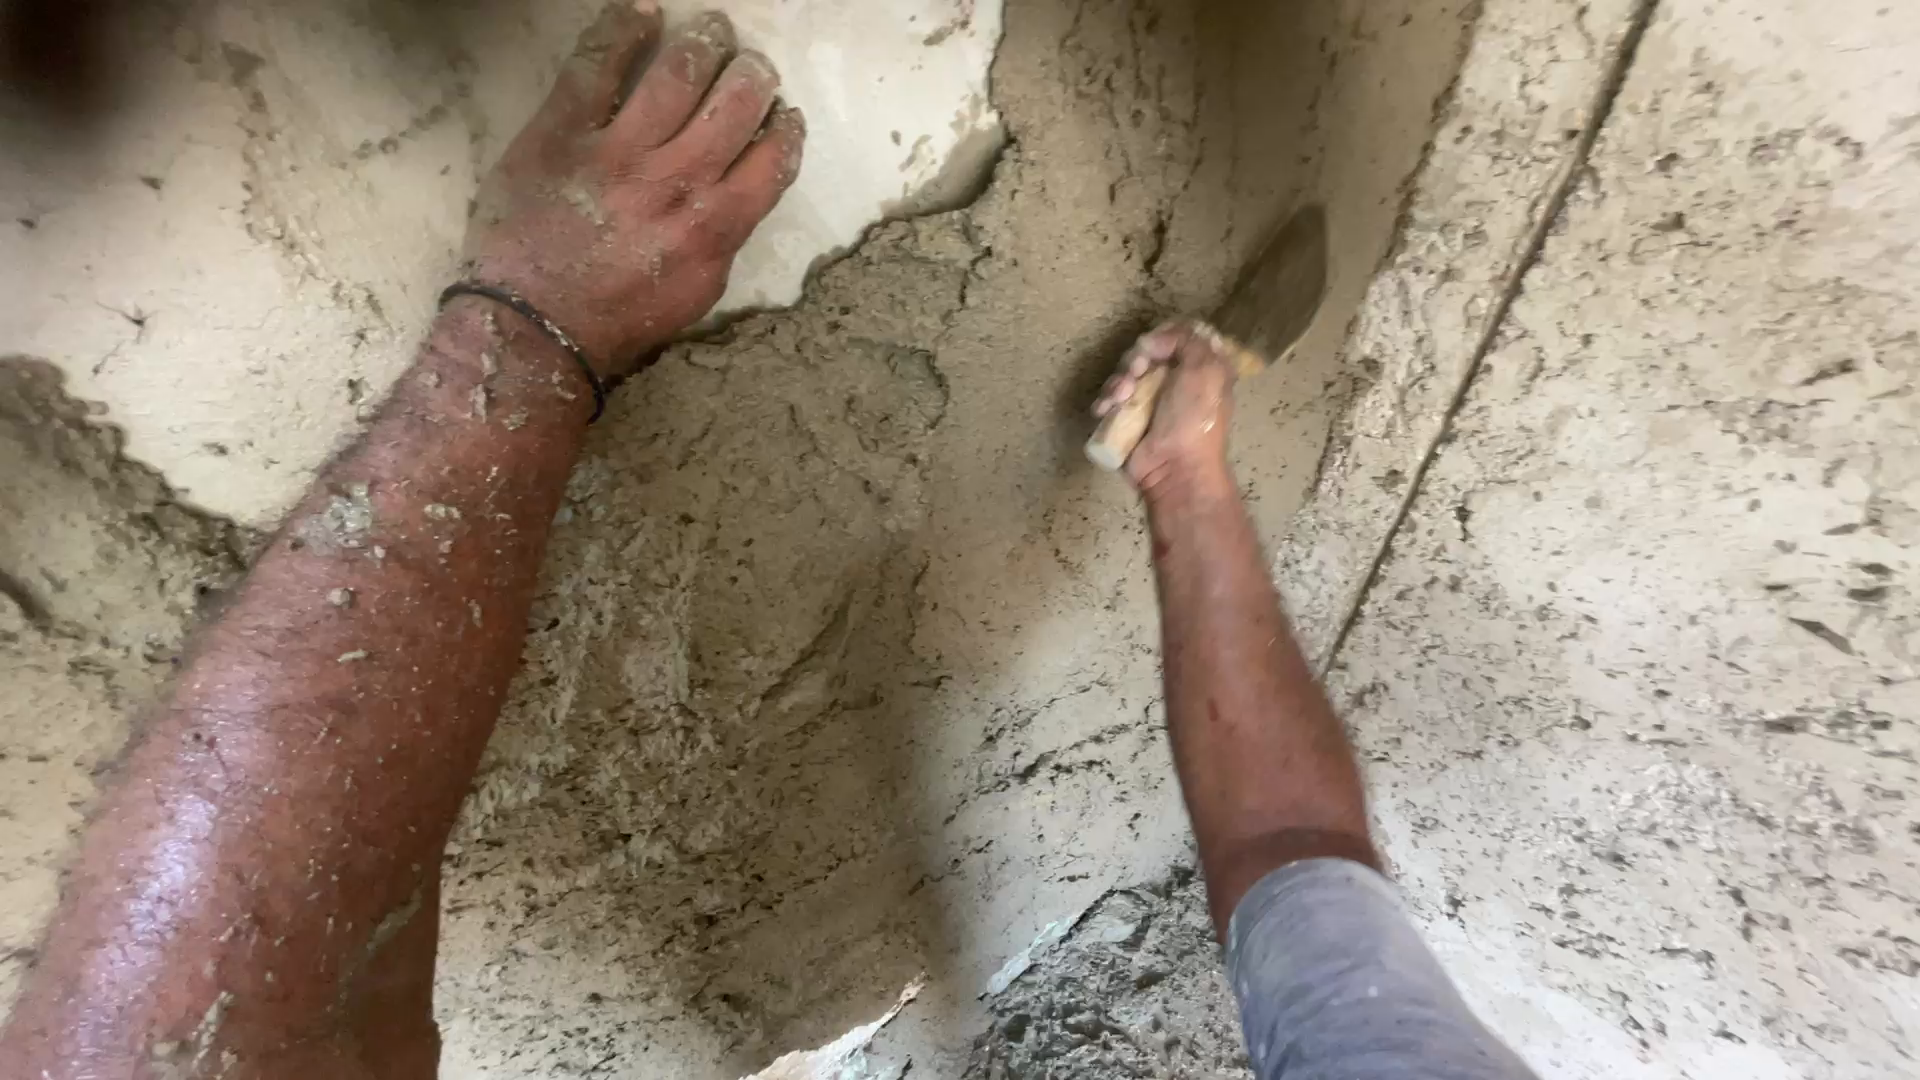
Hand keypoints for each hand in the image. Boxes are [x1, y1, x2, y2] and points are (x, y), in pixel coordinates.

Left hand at [462, 2, 804, 379]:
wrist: (540, 322)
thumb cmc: (625, 318)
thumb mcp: (698, 292)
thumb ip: (721, 238)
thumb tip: (732, 195)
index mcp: (715, 227)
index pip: (770, 162)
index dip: (785, 132)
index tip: (786, 116)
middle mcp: (678, 180)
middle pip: (732, 107)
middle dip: (754, 77)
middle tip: (756, 65)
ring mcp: (620, 150)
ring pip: (677, 74)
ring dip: (705, 41)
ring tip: (715, 27)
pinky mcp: (564, 129)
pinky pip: (597, 63)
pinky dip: (624, 28)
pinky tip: (645, 10)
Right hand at [1091, 319, 1237, 496]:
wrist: (1174, 467)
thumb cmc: (1194, 418)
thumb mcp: (1204, 368)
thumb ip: (1185, 339)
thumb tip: (1150, 342)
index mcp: (1199, 368)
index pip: (1177, 336)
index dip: (1163, 336)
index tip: (1155, 345)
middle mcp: (1174, 381)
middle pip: (1145, 353)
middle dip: (1135, 360)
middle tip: (1136, 372)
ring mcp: (1148, 401)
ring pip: (1123, 375)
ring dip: (1117, 382)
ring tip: (1120, 398)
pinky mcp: (1126, 420)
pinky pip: (1109, 400)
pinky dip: (1104, 402)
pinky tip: (1105, 409)